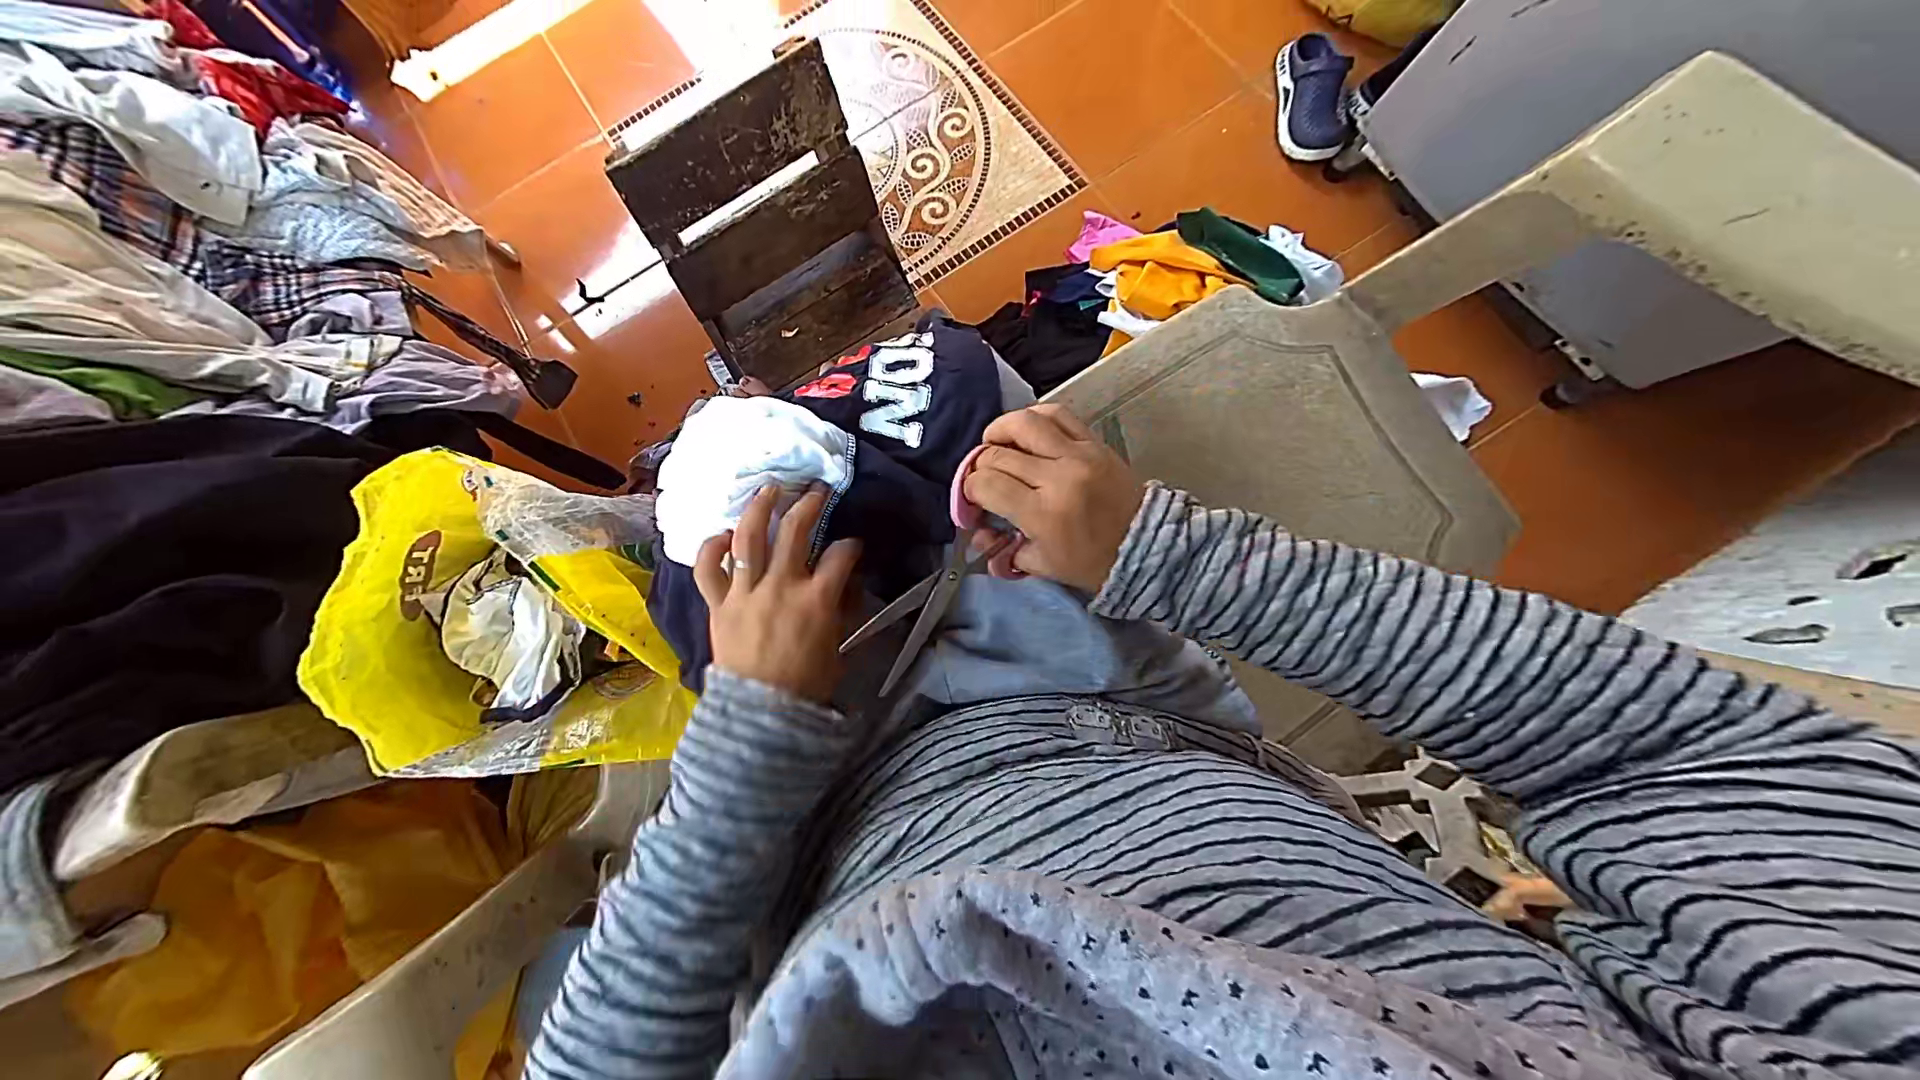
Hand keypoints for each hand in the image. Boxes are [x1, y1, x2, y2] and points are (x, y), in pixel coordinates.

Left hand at [694, 485, 861, 703]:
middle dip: (810, 503)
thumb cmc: (806, 684)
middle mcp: (781, 586)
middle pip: (796, 530)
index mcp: (817, 599)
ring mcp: (746, 592)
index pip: (842, 555)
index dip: (852, 545)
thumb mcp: (838, 647)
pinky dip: (713, 547)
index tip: (853, 546)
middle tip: (816, 490)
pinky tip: (724, 534)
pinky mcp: (719, 604)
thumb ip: (843, 611)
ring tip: (769, 488)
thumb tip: (846, 586)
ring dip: (760, 507)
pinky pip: (708, 569)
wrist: (760, 715)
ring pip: (750, 537)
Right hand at [962, 405, 1145, 591]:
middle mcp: (1057, 476)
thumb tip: (979, 535)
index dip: (969, 489)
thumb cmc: (1091, 562)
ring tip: (995, 444)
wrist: (1145, 546)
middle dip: (979, 466)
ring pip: (1024, 423)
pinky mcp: (1094, 442)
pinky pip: (1057, 414)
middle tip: (982, 478)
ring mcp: (1078, 454)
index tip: (973, 498)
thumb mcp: (1042, 565)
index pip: (986, 484)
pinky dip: (1034, 417)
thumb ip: (1004, 550)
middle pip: (998, 455)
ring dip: (1000, 431)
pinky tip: (1025, 431)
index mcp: (1043, 513)